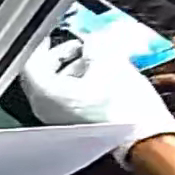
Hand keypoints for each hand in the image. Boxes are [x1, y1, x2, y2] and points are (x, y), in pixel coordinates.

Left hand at [22, 38, 174, 163]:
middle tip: (80, 45)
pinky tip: (100, 74)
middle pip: (43, 74)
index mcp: (45, 94)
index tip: (51, 36)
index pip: (31, 65)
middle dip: (61, 56)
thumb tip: (92, 39)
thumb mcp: (112, 67)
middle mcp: (44, 107)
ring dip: (74, 67)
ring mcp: (56, 116)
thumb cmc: (126, 109)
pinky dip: (80, 81)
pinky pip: (67, 95)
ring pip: (57, 84)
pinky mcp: (71, 121)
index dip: (43, 47)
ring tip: (97, 57)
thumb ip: (96, 48)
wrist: (143, 137)